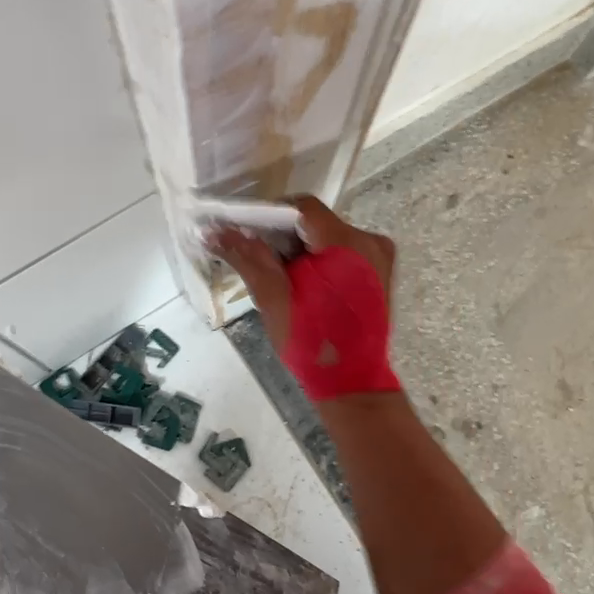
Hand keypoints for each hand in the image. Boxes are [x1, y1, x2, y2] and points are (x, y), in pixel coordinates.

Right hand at [211, 196, 400, 402]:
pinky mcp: (379, 275)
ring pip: (328, 238)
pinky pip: (342, 254)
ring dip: (300, 250)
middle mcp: (370, 242)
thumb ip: (248, 257)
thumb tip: (214, 231)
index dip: (269, 216)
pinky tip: (301, 284)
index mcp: (347, 244)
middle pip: (316, 223)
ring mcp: (379, 259)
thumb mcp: (273, 298)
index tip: (244, 232)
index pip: (301, 209)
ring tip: (277, 275)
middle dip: (282, 237)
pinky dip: (319, 261)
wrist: (352, 385)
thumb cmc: (312, 343)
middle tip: (256, 257)